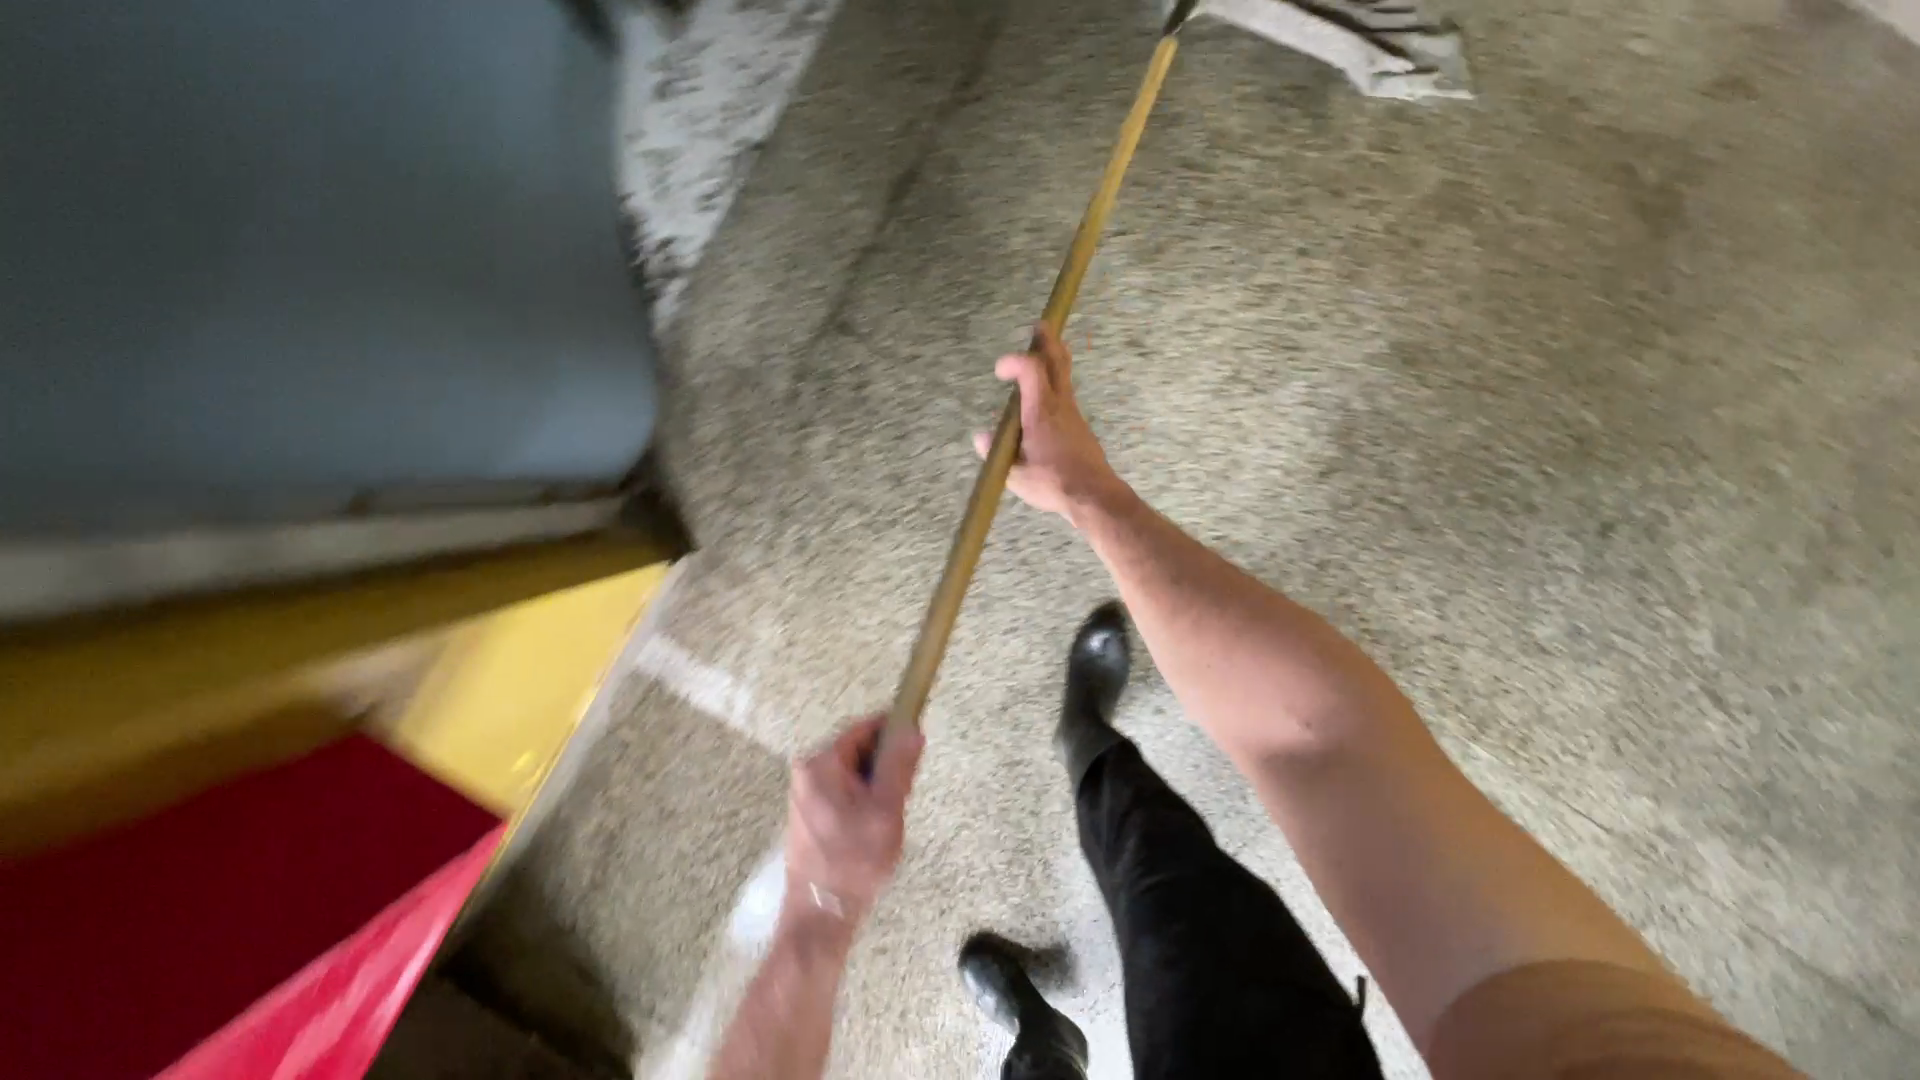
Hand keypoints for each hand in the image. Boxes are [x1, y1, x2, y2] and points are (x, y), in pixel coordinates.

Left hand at [782, 716, 924, 927]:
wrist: (821, 914)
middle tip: (904, 791)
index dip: (893, 729)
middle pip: (857, 750)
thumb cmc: (854, 860)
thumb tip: (912, 728)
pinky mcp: (809, 815)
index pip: (863, 728)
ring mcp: (805, 794)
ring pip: (852, 773)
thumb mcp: (885, 809)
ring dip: (876, 785)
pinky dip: (863, 800)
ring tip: (890, 815)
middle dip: (885, 764)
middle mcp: (807, 772)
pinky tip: (874, 826)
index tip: (918, 741)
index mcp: (821, 764)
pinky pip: (843, 792)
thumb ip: (899, 765)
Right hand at [974, 324, 1126, 522]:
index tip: (999, 371)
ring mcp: (1073, 414)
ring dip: (1053, 360)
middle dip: (1047, 340)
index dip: (1014, 361)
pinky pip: (1066, 394)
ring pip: (1064, 376)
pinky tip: (1046, 396)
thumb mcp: (1016, 474)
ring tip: (1043, 352)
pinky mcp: (1079, 426)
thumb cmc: (1054, 483)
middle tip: (1040, 325)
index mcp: (1041, 412)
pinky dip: (1055, 383)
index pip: (1030, 369)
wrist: (1094, 495)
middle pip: (1057, 362)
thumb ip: (996, 454)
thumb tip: (980, 438)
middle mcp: (1060, 406)